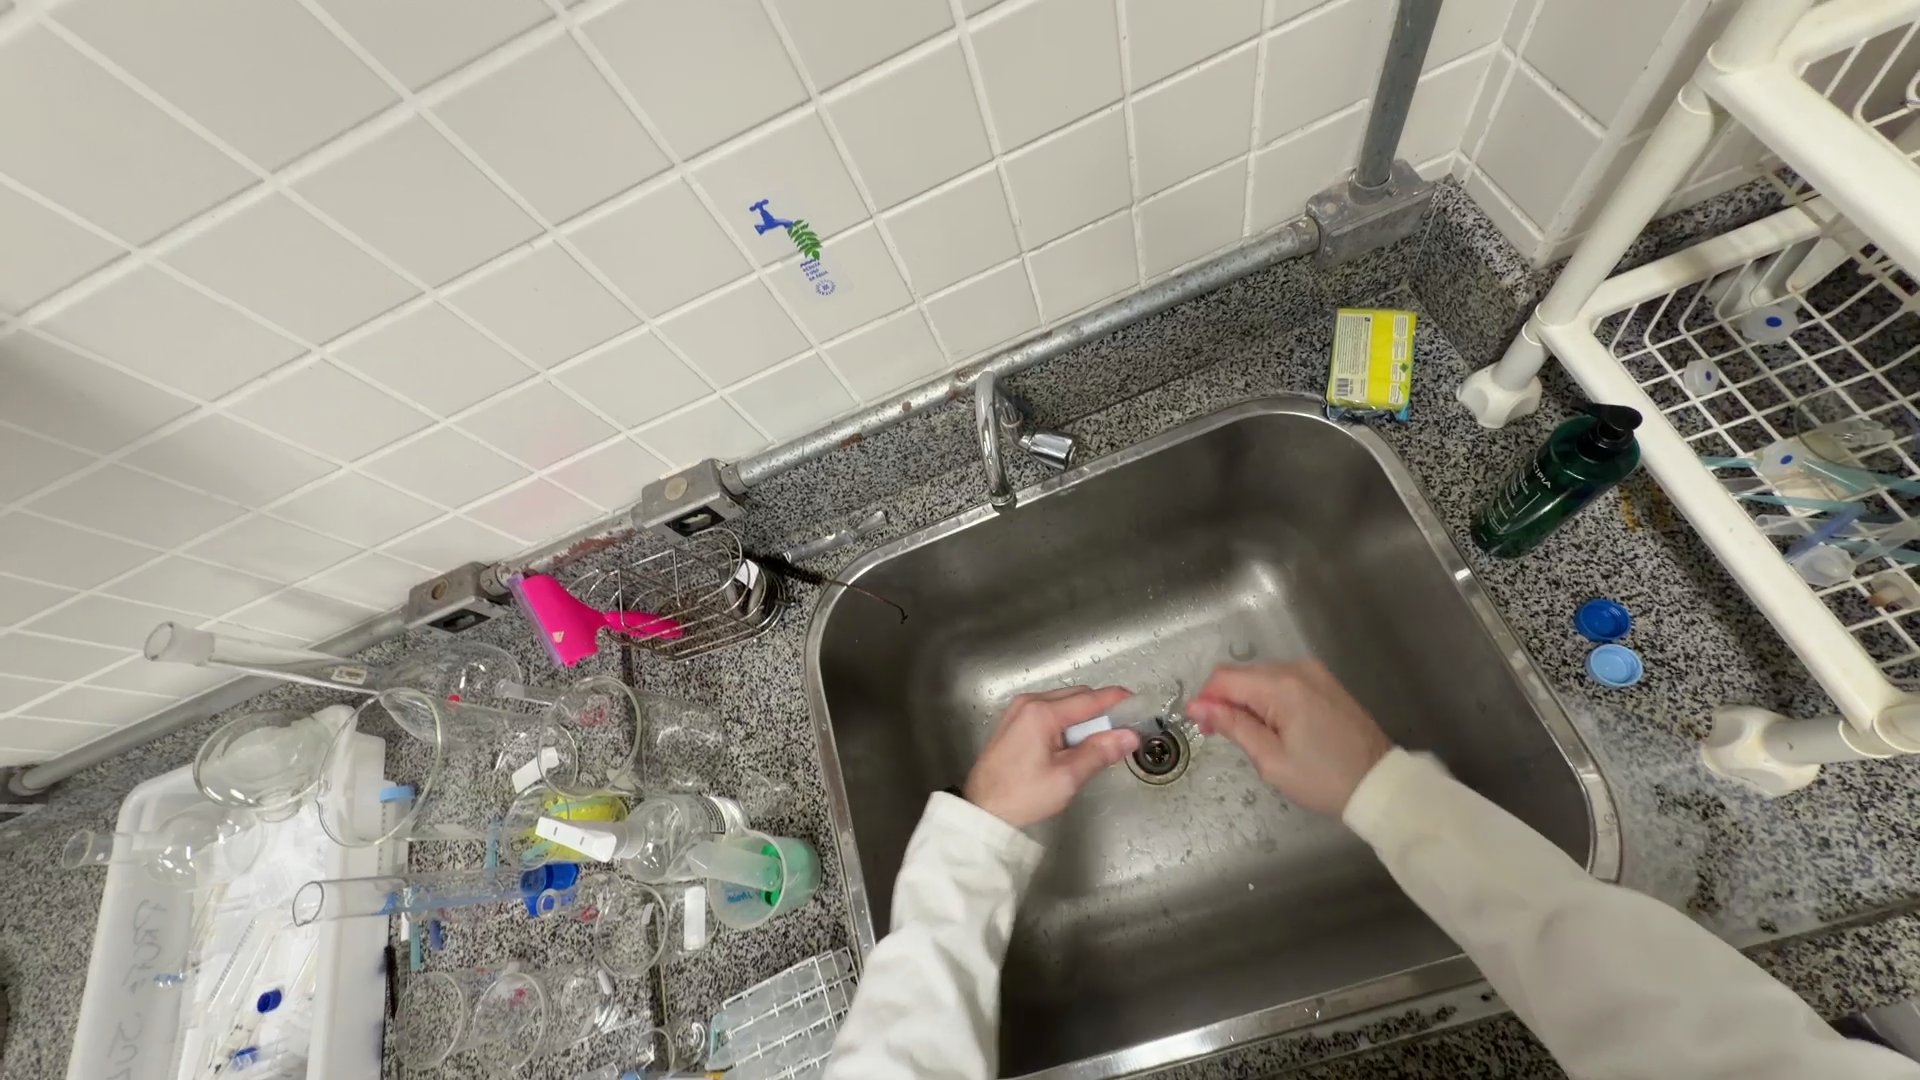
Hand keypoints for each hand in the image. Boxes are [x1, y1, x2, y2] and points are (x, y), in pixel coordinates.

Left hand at [964, 686, 1141, 827]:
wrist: (982, 808)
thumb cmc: (1022, 795)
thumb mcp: (1067, 777)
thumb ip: (1100, 752)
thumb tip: (1128, 736)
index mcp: (1042, 712)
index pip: (1090, 699)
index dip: (1116, 701)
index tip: (1137, 704)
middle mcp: (1029, 703)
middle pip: (1077, 696)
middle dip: (1101, 711)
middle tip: (1120, 733)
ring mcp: (1019, 710)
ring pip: (1063, 703)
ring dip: (1083, 718)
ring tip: (1097, 744)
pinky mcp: (1014, 721)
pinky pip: (1049, 711)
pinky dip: (1066, 722)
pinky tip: (1073, 744)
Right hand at [1183, 660, 1392, 815]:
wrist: (1381, 785)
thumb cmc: (1324, 779)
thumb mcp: (1271, 759)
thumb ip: (1233, 725)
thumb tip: (1197, 706)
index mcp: (1282, 686)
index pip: (1224, 678)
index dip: (1206, 699)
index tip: (1204, 727)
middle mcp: (1296, 668)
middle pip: (1241, 674)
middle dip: (1225, 701)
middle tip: (1223, 736)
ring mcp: (1313, 672)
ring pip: (1259, 677)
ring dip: (1246, 700)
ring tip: (1253, 735)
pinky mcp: (1323, 681)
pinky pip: (1280, 681)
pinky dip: (1267, 699)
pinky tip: (1274, 725)